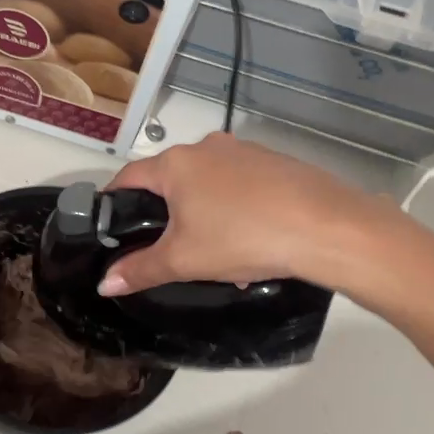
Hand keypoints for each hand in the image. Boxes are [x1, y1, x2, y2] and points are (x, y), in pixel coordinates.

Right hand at [98, 132, 401, 295]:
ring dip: (202, 215)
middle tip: (165, 249)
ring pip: (207, 185)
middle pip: (169, 181)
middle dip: (164, 214)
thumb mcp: (184, 261)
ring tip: (212, 254)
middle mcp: (206, 148)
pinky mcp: (277, 163)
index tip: (111, 229)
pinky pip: (240, 187)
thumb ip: (140, 270)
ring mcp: (245, 152)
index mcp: (176, 164)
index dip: (114, 204)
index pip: (128, 178)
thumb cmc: (243, 238)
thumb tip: (104, 284)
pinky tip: (249, 244)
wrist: (329, 228)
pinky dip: (234, 212)